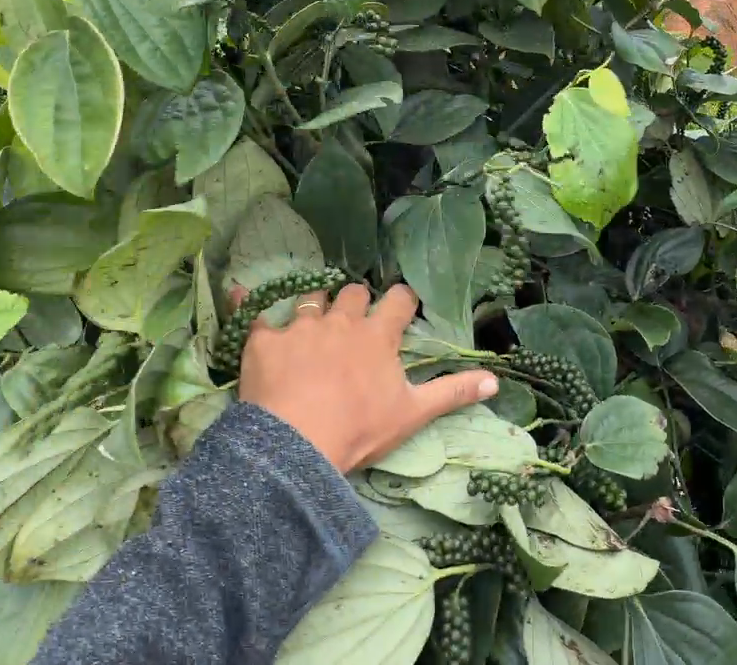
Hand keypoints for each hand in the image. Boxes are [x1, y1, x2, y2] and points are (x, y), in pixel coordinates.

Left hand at [235, 282, 498, 473]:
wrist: (295, 445)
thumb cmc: (359, 428)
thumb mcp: (413, 413)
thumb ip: (454, 392)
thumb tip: (497, 381)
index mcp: (378, 335)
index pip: (399, 300)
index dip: (402, 301)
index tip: (402, 307)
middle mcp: (342, 320)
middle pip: (354, 293)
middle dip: (357, 302)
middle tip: (354, 320)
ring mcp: (301, 326)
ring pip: (311, 298)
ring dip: (314, 304)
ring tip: (310, 317)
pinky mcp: (264, 339)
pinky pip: (253, 309)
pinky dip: (247, 300)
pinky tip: (239, 290)